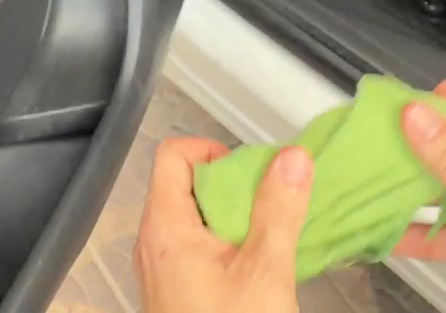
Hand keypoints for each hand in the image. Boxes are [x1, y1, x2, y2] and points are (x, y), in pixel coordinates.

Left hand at [134, 136, 311, 312]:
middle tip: (266, 208)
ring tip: (266, 239)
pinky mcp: (171, 296)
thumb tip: (293, 156)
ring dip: (229, 220)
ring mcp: (159, 271)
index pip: (173, 155)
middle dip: (228, 188)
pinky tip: (254, 271)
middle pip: (183, 185)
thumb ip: (278, 210)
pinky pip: (192, 250)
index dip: (210, 150)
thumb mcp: (265, 272)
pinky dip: (222, 247)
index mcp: (164, 226)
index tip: (247, 174)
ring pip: (190, 220)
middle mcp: (152, 243)